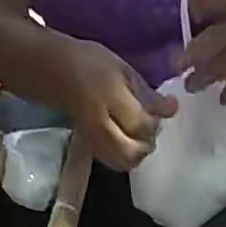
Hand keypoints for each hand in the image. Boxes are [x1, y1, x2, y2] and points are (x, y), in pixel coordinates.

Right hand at [62, 38, 176, 169]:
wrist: (55, 73)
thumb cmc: (91, 63)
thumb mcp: (122, 68)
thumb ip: (147, 93)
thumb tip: (171, 109)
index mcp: (108, 96)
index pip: (140, 123)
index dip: (157, 121)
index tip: (167, 109)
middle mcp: (99, 122)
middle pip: (132, 150)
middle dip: (147, 143)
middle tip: (151, 128)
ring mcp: (92, 138)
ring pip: (123, 162)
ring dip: (138, 154)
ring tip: (140, 136)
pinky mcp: (89, 147)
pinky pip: (113, 162)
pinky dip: (126, 158)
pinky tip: (128, 142)